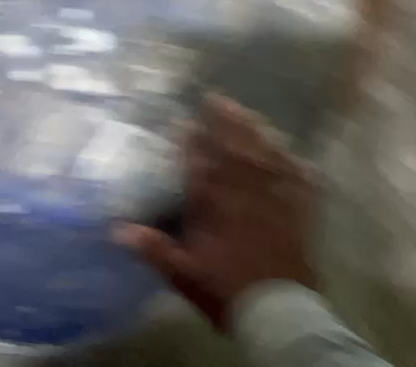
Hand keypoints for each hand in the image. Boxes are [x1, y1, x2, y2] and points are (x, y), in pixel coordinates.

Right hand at [113, 93, 317, 328]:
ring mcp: (273, 204)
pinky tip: (294, 154)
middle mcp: (243, 198)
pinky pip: (298, 186)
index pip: (199, 166)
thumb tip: (117, 229)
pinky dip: (295, 167)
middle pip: (233, 153)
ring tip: (249, 113)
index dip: (191, 142)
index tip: (183, 120)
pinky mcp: (297, 218)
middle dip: (224, 124)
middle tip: (217, 98)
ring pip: (264, 160)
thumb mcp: (185, 274)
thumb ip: (154, 248)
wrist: (279, 318)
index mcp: (215, 208)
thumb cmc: (227, 292)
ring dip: (255, 134)